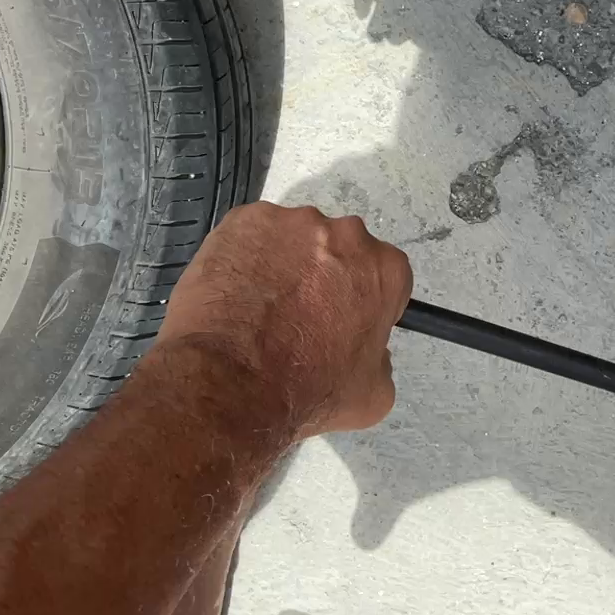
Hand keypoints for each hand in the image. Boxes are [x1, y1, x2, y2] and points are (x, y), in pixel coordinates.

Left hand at [159, 203, 413, 437]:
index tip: (343, 320)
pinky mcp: (246, 220)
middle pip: (341, 250)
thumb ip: (381, 357)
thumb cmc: (306, 391)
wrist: (229, 386)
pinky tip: (235, 293)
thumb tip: (368, 349)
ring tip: (259, 308)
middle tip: (299, 315)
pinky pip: (251, 234)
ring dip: (284, 265)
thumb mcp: (373, 394)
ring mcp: (294, 222)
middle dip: (325, 276)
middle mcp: (347, 234)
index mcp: (386, 269)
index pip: (384, 275)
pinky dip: (244, 257)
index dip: (363, 299)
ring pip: (294, 240)